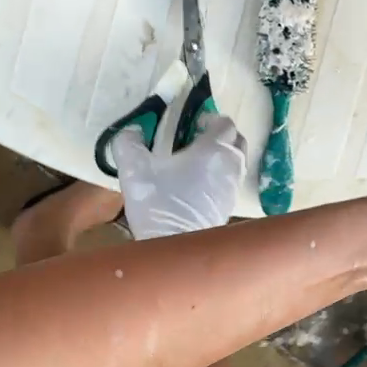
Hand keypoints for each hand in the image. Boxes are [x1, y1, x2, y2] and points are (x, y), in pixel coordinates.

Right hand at [110, 115, 247, 239]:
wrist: (176, 247)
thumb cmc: (159, 202)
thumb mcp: (134, 170)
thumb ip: (129, 144)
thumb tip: (131, 131)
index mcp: (214, 149)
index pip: (225, 123)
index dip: (211, 119)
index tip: (194, 123)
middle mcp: (230, 164)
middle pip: (237, 140)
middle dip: (221, 136)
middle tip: (198, 139)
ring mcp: (233, 186)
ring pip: (237, 161)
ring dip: (223, 156)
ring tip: (198, 162)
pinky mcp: (231, 205)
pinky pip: (232, 181)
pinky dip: (222, 175)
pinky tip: (200, 184)